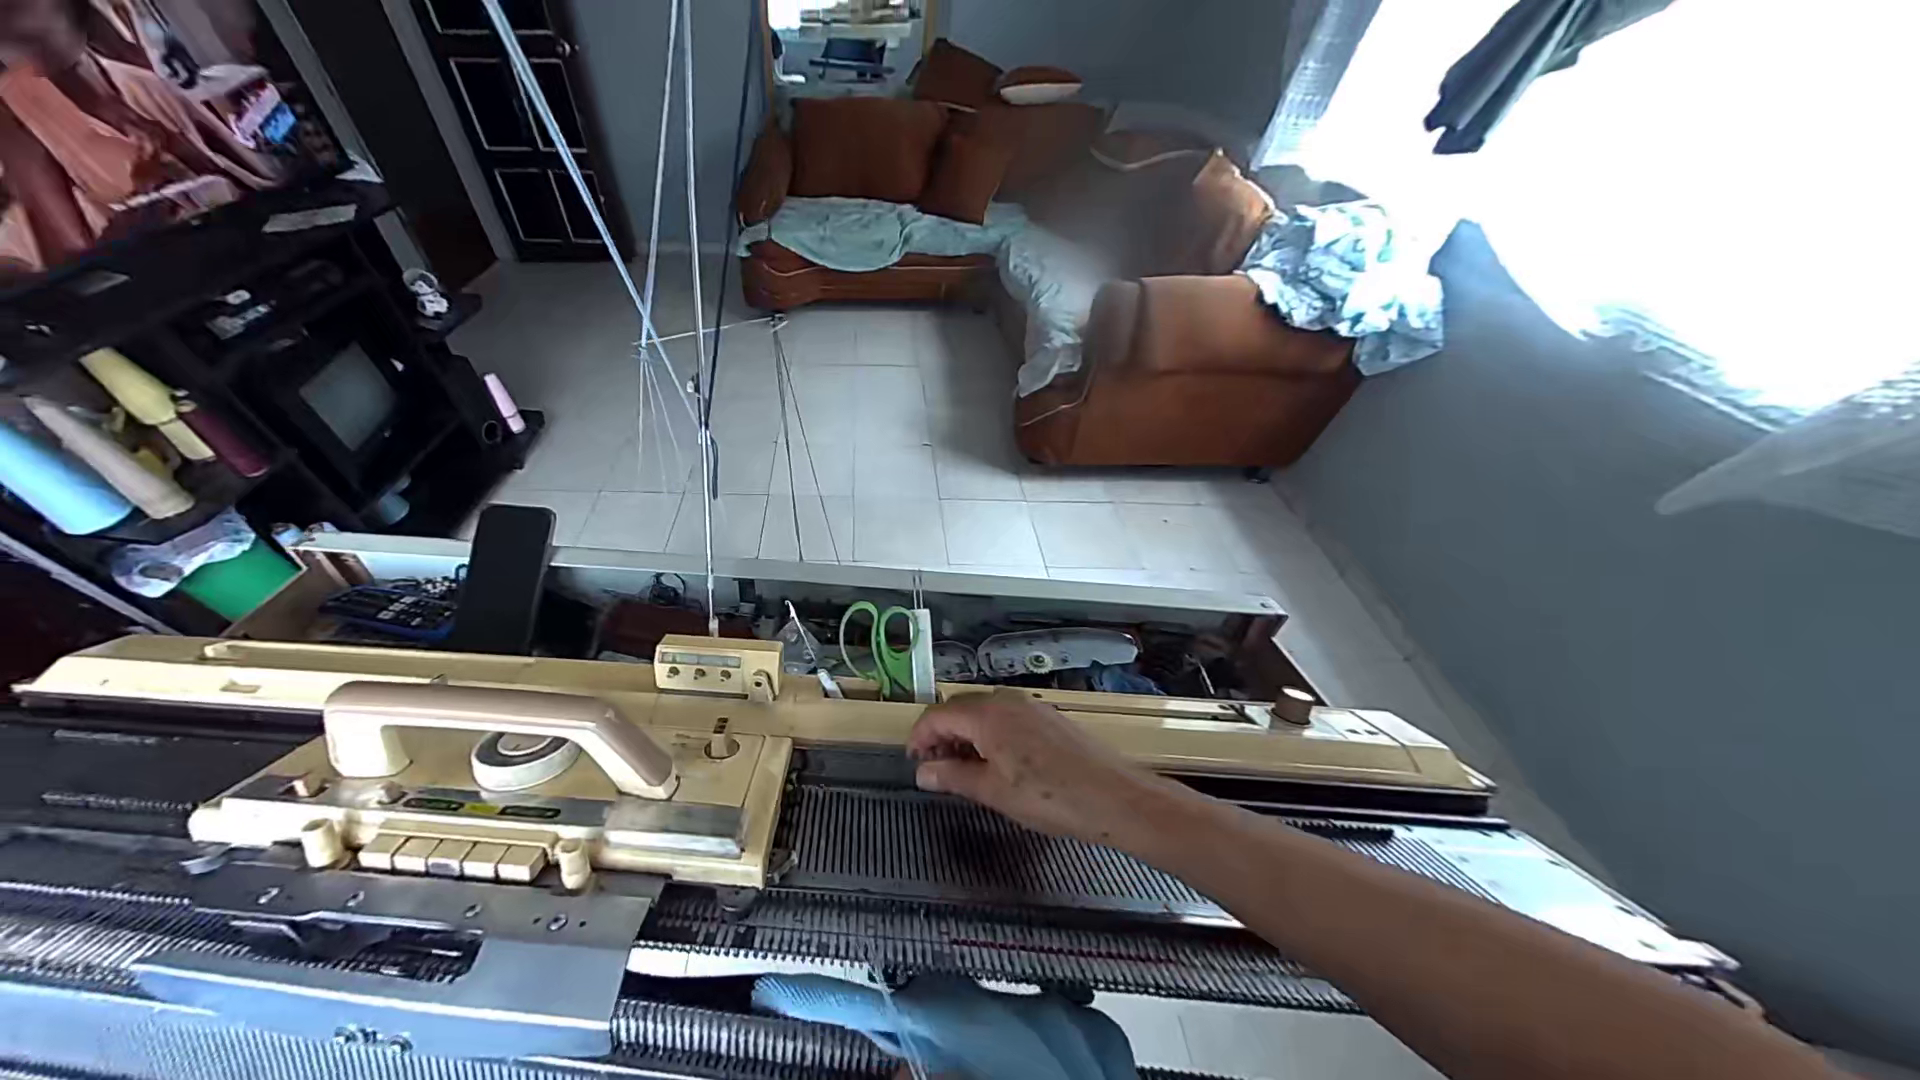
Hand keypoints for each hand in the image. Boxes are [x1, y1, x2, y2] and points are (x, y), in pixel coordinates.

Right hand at [905, 688, 1190, 848]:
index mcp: (988, 715)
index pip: (938, 715)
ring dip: (966, 735)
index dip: (919, 737)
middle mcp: (1007, 701)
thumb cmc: (1050, 797)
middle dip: (941, 735)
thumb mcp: (994, 792)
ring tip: (962, 768)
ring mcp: (1031, 707)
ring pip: (984, 712)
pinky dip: (990, 734)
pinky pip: (1007, 717)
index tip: (912, 762)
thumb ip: (954, 777)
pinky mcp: (1049, 717)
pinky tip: (996, 761)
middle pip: (960, 709)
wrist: (1114, 797)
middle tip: (934, 769)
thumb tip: (923, 771)